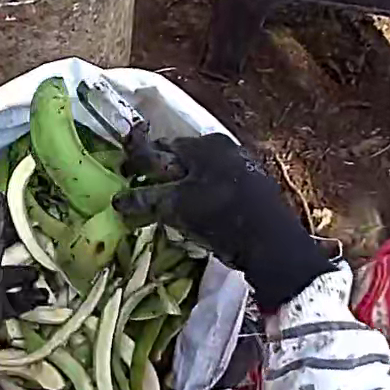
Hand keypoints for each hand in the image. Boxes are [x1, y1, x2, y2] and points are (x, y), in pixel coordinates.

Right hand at [114, 133, 331, 307]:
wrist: (272, 245)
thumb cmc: (218, 216)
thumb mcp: (174, 207)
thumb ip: (144, 199)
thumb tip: (116, 200)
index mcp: (204, 145)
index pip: (161, 146)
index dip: (139, 158)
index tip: (124, 171)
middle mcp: (224, 147)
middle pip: (180, 157)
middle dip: (161, 171)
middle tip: (143, 188)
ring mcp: (242, 165)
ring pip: (198, 171)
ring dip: (180, 184)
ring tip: (165, 203)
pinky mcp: (252, 185)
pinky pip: (215, 183)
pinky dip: (199, 192)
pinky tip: (192, 210)